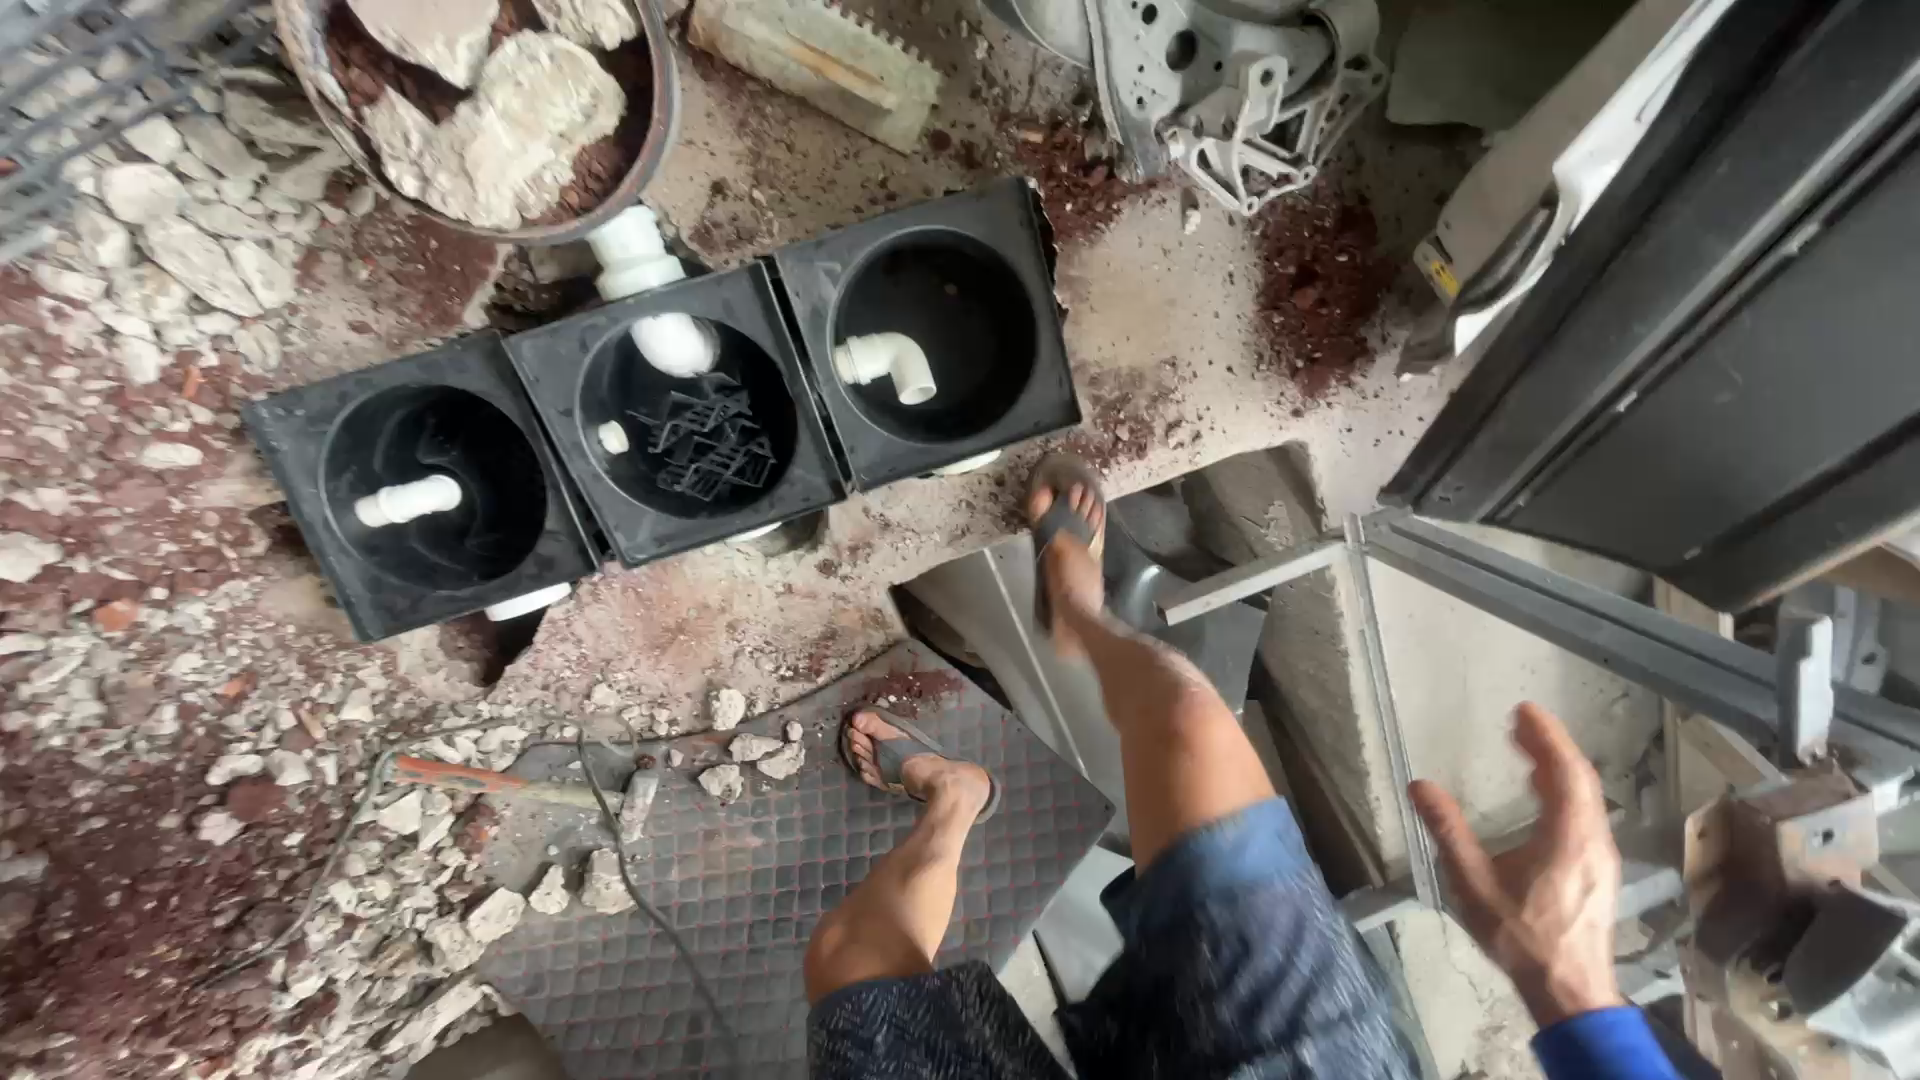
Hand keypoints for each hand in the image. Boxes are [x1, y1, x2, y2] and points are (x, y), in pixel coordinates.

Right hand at [1409, 702, 1624, 1027]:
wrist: (1570, 991)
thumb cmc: (1520, 935)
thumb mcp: (1473, 882)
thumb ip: (1448, 831)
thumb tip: (1419, 785)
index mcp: (1569, 838)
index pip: (1566, 774)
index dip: (1547, 738)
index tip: (1525, 710)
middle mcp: (1593, 842)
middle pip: (1581, 782)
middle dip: (1551, 746)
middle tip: (1520, 721)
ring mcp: (1600, 858)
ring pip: (1586, 799)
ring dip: (1558, 768)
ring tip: (1527, 748)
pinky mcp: (1596, 872)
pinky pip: (1585, 815)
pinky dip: (1563, 790)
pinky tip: (1542, 794)